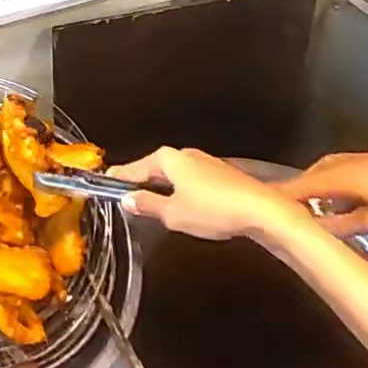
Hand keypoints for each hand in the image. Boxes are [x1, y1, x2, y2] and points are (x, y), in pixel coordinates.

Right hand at [107, 147, 321, 246]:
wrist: (261, 211)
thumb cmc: (213, 209)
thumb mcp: (173, 213)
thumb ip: (148, 205)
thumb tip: (128, 199)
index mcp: (167, 159)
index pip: (134, 168)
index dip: (119, 178)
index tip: (106, 181)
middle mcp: (184, 154)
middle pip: (154, 168)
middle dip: (142, 182)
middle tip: (128, 196)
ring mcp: (204, 162)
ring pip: (174, 175)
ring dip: (164, 188)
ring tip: (155, 205)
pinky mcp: (220, 174)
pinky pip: (190, 180)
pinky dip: (181, 190)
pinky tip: (184, 206)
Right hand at [276, 144, 367, 236]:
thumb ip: (345, 226)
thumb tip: (319, 233)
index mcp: (330, 178)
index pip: (290, 190)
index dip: (273, 202)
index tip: (257, 217)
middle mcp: (329, 165)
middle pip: (299, 184)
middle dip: (288, 202)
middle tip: (279, 224)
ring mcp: (342, 161)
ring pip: (313, 180)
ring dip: (306, 197)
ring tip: (302, 219)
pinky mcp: (355, 163)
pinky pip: (326, 177)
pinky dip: (320, 191)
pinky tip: (328, 207)